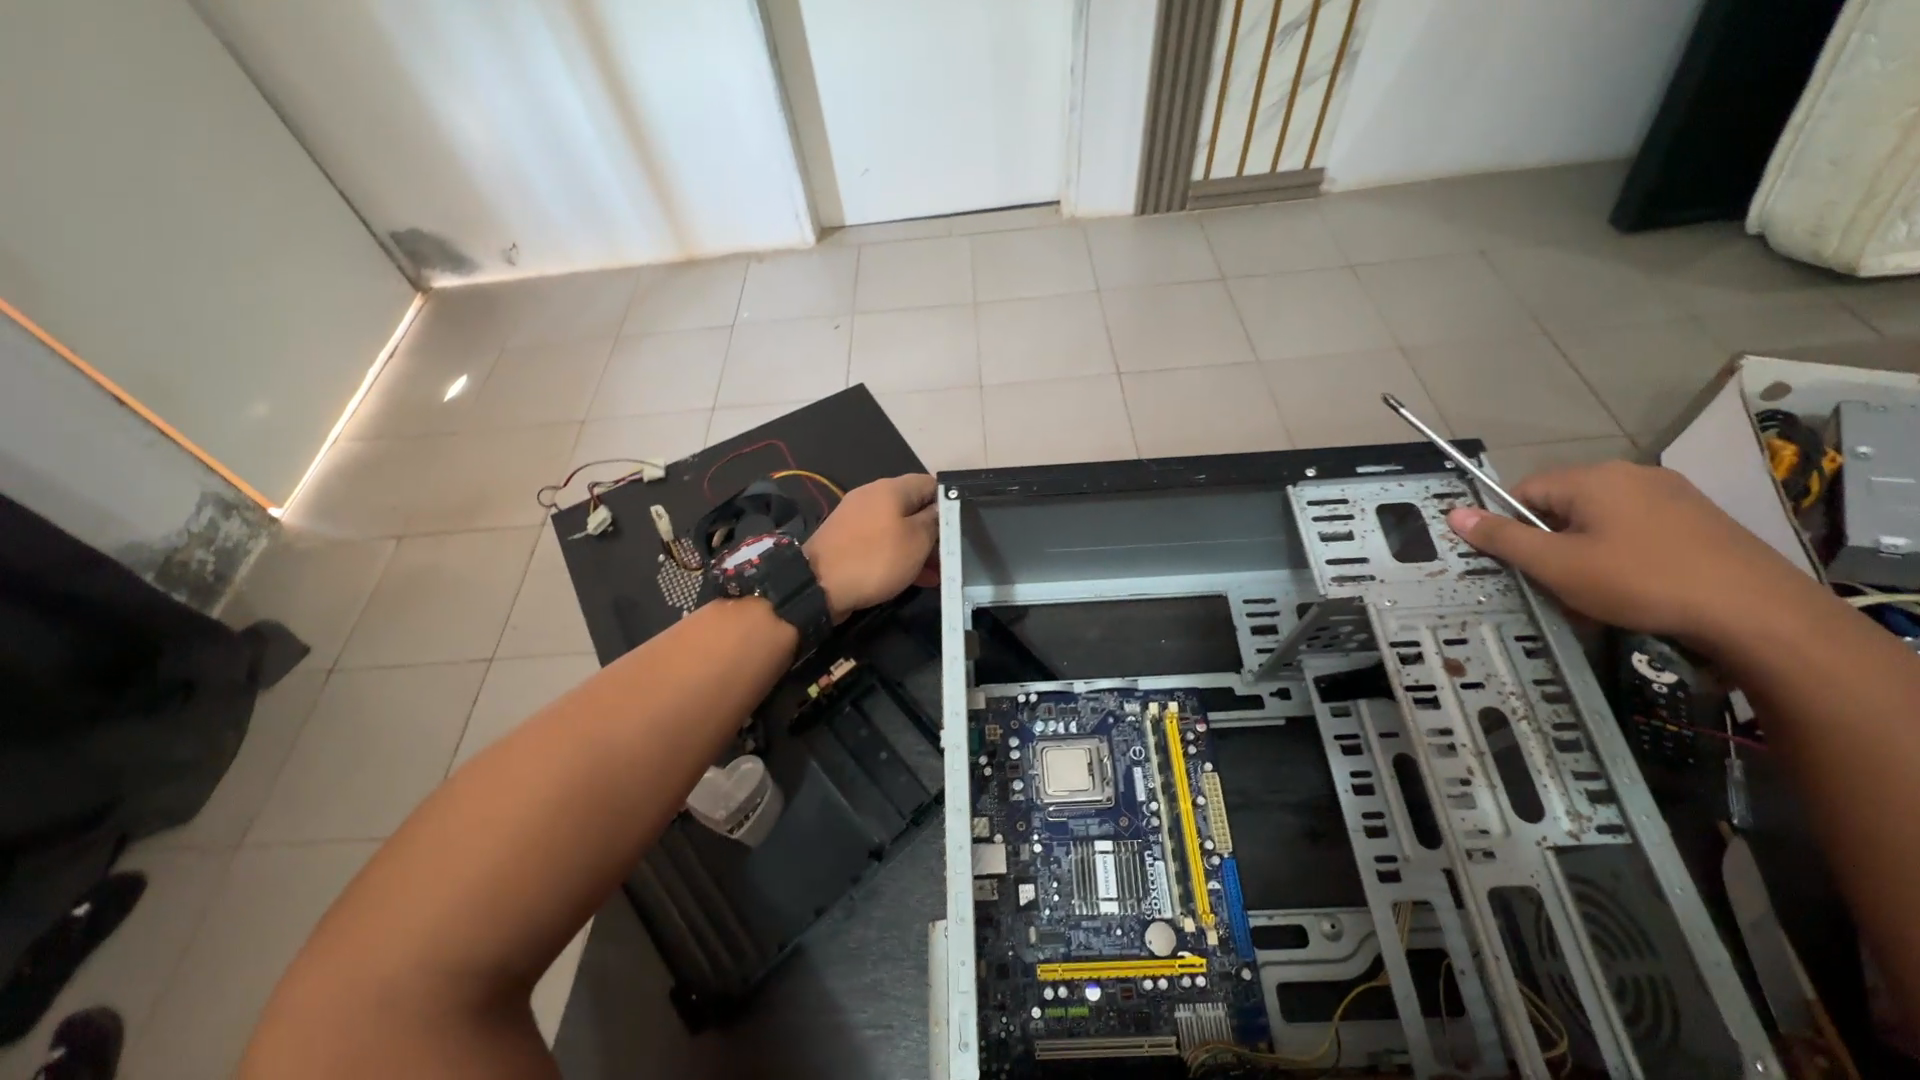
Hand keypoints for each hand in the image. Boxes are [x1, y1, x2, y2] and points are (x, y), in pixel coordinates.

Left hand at [805, 474, 939, 622]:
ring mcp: (857, 519)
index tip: (962, 525)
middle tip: (953, 554)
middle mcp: (872, 497)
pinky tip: (917, 579)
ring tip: (939, 573)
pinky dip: (900, 557)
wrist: (818, 585)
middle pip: (913, 507)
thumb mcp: (916, 540)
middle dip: (935, 531)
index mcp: (890, 489)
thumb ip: (934, 521)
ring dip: (919, 548)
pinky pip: (882, 544)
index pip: (930, 484)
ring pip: (899, 528)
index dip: (949, 502)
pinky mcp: (848, 542)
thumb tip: (941, 509)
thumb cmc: (875, 559)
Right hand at [1446, 461, 1821, 646]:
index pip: (1524, 490)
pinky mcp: (1700, 521)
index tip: (1518, 565)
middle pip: (1564, 506)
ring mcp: (1672, 495)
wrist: (1754, 611)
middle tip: (1554, 588)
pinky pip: (1639, 532)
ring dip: (1586, 556)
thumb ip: (1503, 539)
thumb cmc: (1641, 582)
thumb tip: (1454, 513)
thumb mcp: (1558, 566)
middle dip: (1551, 546)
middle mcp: (1631, 475)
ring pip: (1602, 523)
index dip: (1511, 528)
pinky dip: (1623, 559)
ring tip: (1594, 598)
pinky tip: (1635, 593)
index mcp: (1593, 478)